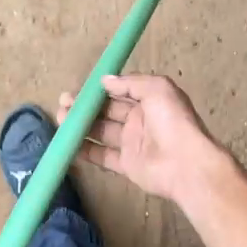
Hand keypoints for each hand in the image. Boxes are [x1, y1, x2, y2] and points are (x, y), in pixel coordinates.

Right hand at [59, 74, 231, 204]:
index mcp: (147, 100)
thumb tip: (104, 80)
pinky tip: (69, 145)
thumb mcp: (157, 88)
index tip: (78, 90)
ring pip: (101, 132)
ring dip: (81, 127)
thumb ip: (130, 83)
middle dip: (85, 108)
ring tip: (60, 120)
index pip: (117, 92)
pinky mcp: (126, 165)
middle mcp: (138, 120)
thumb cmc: (172, 121)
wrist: (186, 163)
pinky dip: (86, 151)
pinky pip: (102, 156)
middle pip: (106, 112)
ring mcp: (131, 143)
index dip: (97, 91)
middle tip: (62, 104)